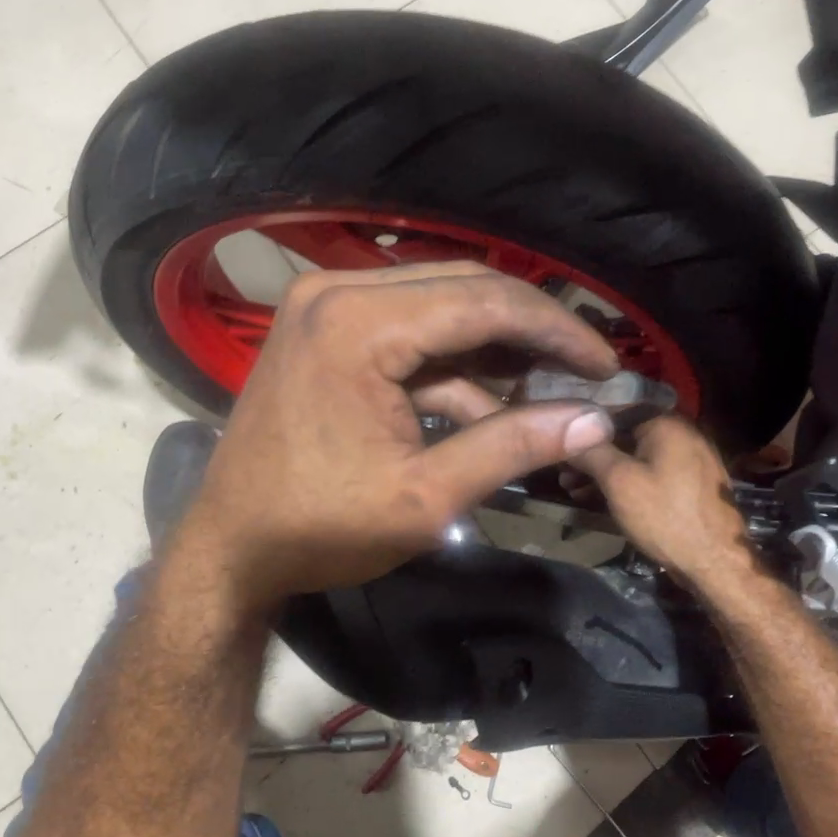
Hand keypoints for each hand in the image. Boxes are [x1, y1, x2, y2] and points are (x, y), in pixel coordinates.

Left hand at [175, 262, 620, 607]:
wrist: (232, 548)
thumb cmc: (321, 527)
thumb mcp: (426, 497)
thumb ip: (513, 447)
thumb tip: (596, 421)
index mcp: (359, 324)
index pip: (484, 302)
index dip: (556, 329)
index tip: (605, 363)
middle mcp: (337, 291)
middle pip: (464, 289)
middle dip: (530, 331)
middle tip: (584, 371)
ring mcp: (324, 306)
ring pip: (437, 305)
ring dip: (492, 349)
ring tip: (547, 391)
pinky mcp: (322, 329)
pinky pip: (404, 329)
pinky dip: (448, 364)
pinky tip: (488, 402)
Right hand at [574, 417, 752, 581]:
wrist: (715, 562)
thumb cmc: (663, 515)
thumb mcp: (618, 480)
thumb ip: (591, 450)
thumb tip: (570, 429)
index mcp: (666, 423)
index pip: (613, 411)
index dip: (582, 428)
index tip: (559, 446)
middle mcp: (682, 432)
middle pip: (625, 435)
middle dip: (592, 454)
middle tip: (563, 474)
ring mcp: (690, 458)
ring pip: (637, 456)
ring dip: (605, 471)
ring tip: (574, 490)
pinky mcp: (692, 482)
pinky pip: (652, 472)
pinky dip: (628, 481)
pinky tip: (604, 498)